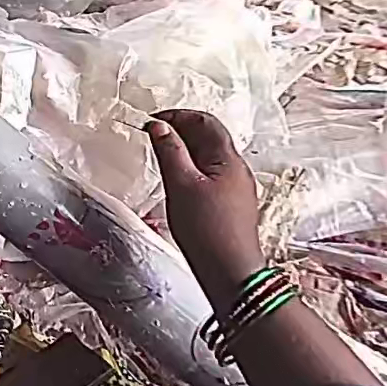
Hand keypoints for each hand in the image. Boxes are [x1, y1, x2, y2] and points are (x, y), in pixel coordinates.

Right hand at [145, 110, 263, 288]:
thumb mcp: (180, 184)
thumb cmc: (205, 227)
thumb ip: (170, 151)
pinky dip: (188, 164)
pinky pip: (208, 171)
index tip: (151, 120)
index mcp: (228, 160)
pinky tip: (174, 175)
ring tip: (158, 151)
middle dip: (179, 128)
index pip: (206, 122)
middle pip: (208, 136)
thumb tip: (159, 126)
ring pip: (207, 154)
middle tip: (150, 133)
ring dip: (183, 147)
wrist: (228, 269)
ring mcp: (234, 186)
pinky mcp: (228, 201)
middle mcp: (236, 169)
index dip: (178, 115)